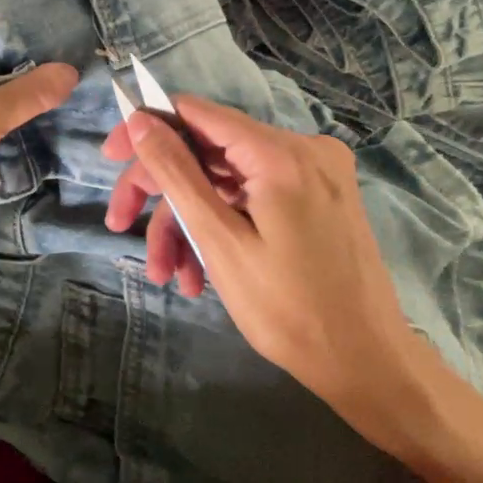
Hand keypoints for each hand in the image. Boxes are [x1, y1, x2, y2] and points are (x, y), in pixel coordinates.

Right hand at [101, 94, 423, 404]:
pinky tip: (195, 273)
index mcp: (281, 153)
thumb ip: (175, 171)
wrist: (372, 370)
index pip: (193, 112)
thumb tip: (138, 119)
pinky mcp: (316, 200)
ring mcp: (313, 176)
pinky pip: (248, 198)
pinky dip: (218, 227)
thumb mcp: (218, 238)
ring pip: (221, 181)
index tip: (110, 160)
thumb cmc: (290, 308)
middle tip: (119, 223)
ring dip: (185, 221)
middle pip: (204, 151)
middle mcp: (302, 151)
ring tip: (164, 272)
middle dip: (160, 191)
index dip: (144, 129)